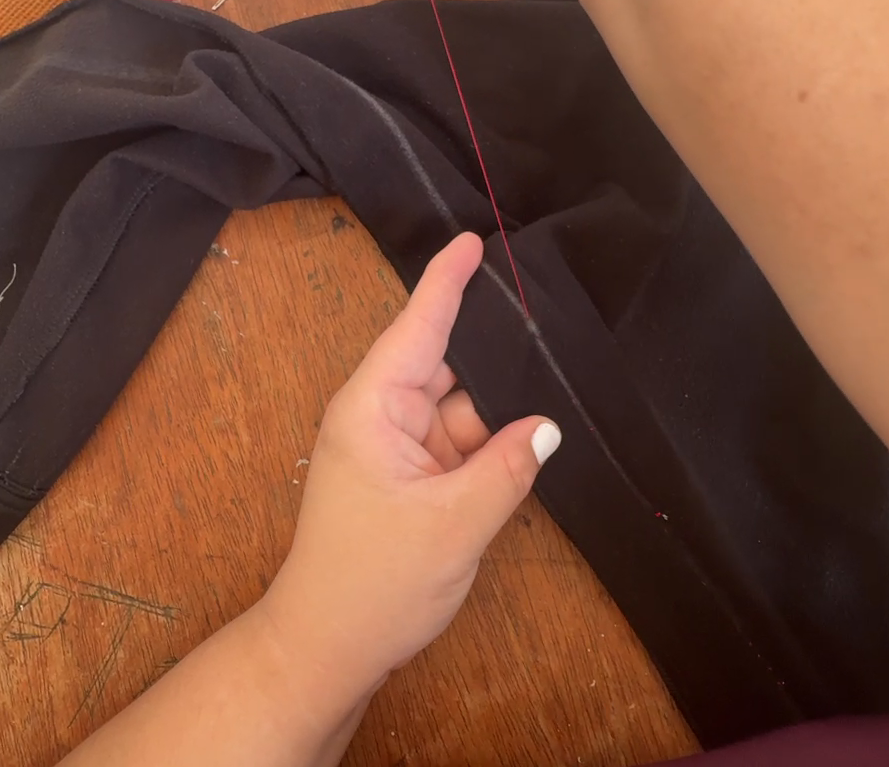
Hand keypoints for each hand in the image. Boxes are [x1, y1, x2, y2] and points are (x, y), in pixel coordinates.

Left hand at [257, 233, 561, 693]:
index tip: (473, 240)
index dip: (446, 282)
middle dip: (493, 347)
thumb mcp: (453, 525)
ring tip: (558, 373)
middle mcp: (383, 414)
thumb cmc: (375, 582)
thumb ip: (506, 469)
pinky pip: (460, 439)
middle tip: (549, 311)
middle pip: (445, 363)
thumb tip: (549, 425)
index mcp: (373, 407)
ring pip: (460, 404)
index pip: (416, 327)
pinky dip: (492, 437)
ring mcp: (399, 445)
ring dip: (499, 401)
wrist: (329, 648)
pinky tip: (533, 428)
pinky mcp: (413, 474)